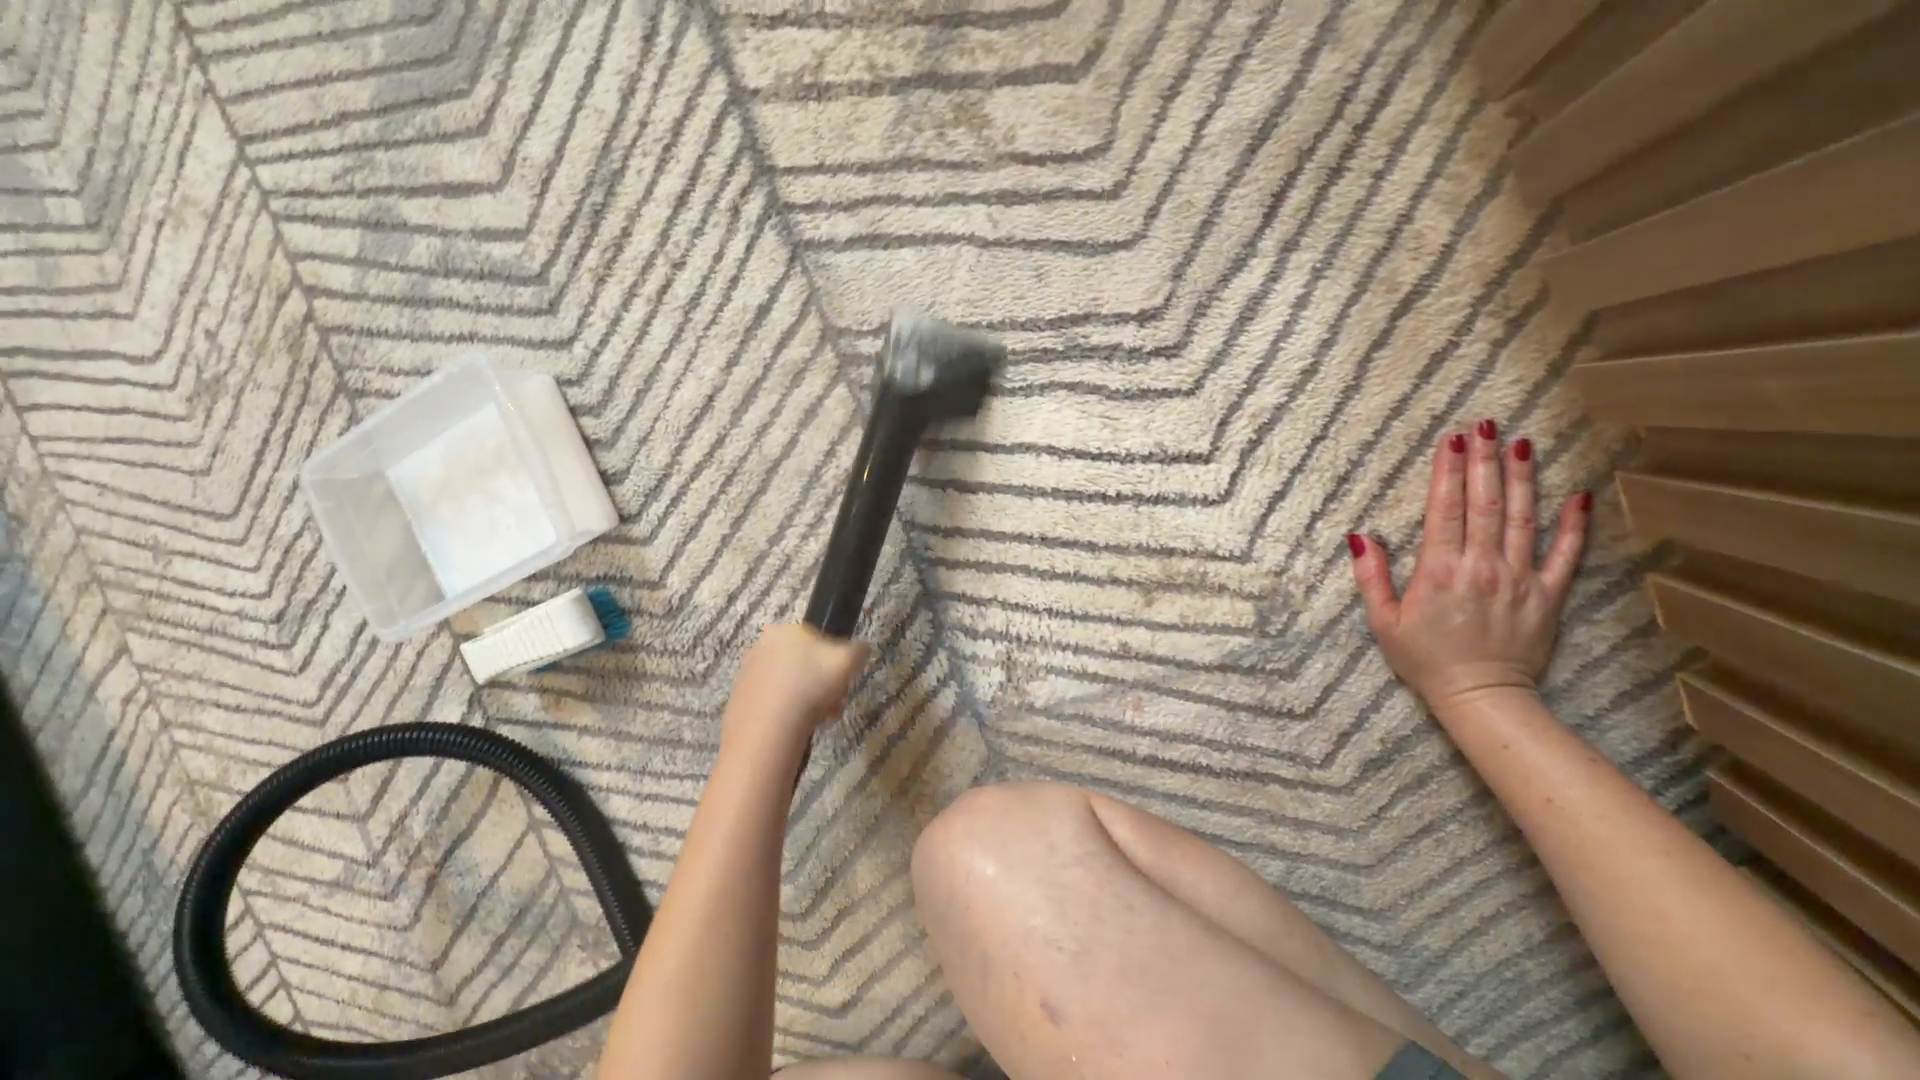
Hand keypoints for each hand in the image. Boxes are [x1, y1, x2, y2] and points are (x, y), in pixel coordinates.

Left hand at [720, 625, 868, 755]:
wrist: (769, 729)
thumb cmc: (811, 685)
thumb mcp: (849, 661)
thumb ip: (859, 649)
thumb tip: (862, 649)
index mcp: (784, 630)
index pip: (815, 640)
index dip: (832, 661)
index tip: (841, 681)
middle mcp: (760, 646)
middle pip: (801, 663)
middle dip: (820, 683)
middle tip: (833, 703)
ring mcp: (746, 674)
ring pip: (787, 684)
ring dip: (805, 699)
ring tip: (817, 719)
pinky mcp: (738, 700)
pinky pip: (770, 703)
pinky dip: (784, 713)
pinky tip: (795, 728)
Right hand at [1349, 421, 1590, 715]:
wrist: (1480, 696)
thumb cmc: (1425, 660)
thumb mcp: (1383, 622)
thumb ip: (1371, 577)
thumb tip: (1360, 536)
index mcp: (1440, 571)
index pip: (1444, 510)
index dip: (1447, 471)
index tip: (1452, 440)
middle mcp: (1482, 566)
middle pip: (1484, 503)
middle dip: (1484, 461)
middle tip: (1485, 425)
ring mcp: (1519, 578)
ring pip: (1521, 518)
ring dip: (1521, 478)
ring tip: (1522, 443)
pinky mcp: (1548, 594)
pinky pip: (1566, 553)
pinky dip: (1574, 523)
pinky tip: (1579, 494)